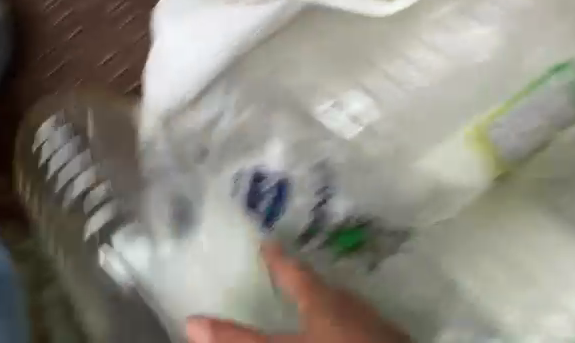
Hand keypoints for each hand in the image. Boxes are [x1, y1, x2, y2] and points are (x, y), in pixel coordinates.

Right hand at [185, 242, 409, 342]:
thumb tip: (189, 320)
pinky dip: (356, 330)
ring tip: (320, 308)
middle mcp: (353, 307)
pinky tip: (352, 337)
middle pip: (327, 289)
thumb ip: (240, 338)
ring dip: (335, 307)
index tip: (264, 240)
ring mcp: (385, 331)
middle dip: (308, 282)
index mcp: (322, 300)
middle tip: (289, 274)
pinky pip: (372, 331)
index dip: (276, 258)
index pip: (293, 270)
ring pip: (353, 311)